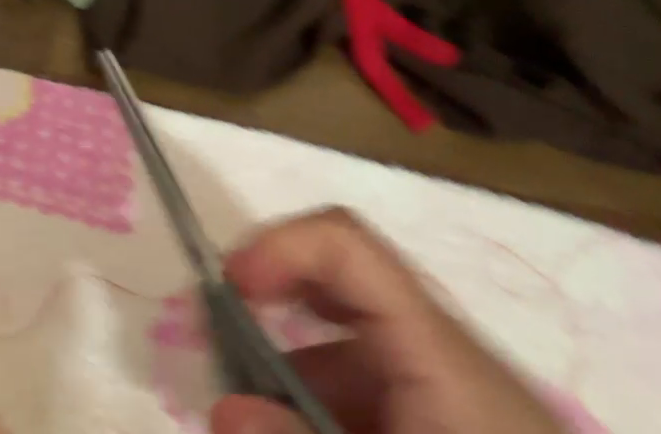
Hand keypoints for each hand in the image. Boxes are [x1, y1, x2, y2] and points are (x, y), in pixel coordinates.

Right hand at [211, 209, 564, 433]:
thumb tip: (222, 410)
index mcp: (441, 356)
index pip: (346, 245)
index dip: (275, 246)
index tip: (225, 290)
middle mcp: (442, 354)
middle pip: (329, 287)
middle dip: (260, 315)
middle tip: (217, 361)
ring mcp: (443, 388)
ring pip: (335, 347)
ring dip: (278, 375)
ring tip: (251, 419)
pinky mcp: (440, 418)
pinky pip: (358, 385)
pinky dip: (310, 402)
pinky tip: (291, 428)